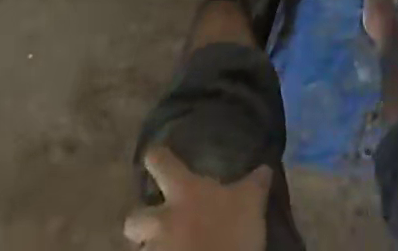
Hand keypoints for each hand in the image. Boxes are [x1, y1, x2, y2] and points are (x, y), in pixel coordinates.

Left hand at [124, 146, 271, 250]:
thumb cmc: (231, 233)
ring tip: (170, 248)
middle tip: (156, 223)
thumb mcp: (251, 203)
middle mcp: (160, 219)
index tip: (156, 156)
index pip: (159, 161)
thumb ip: (255, 183)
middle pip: (132, 217)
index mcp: (182, 191)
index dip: (156, 157)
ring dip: (150, 247)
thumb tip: (265, 166)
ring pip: (140, 248)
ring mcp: (154, 250)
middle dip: (139, 220)